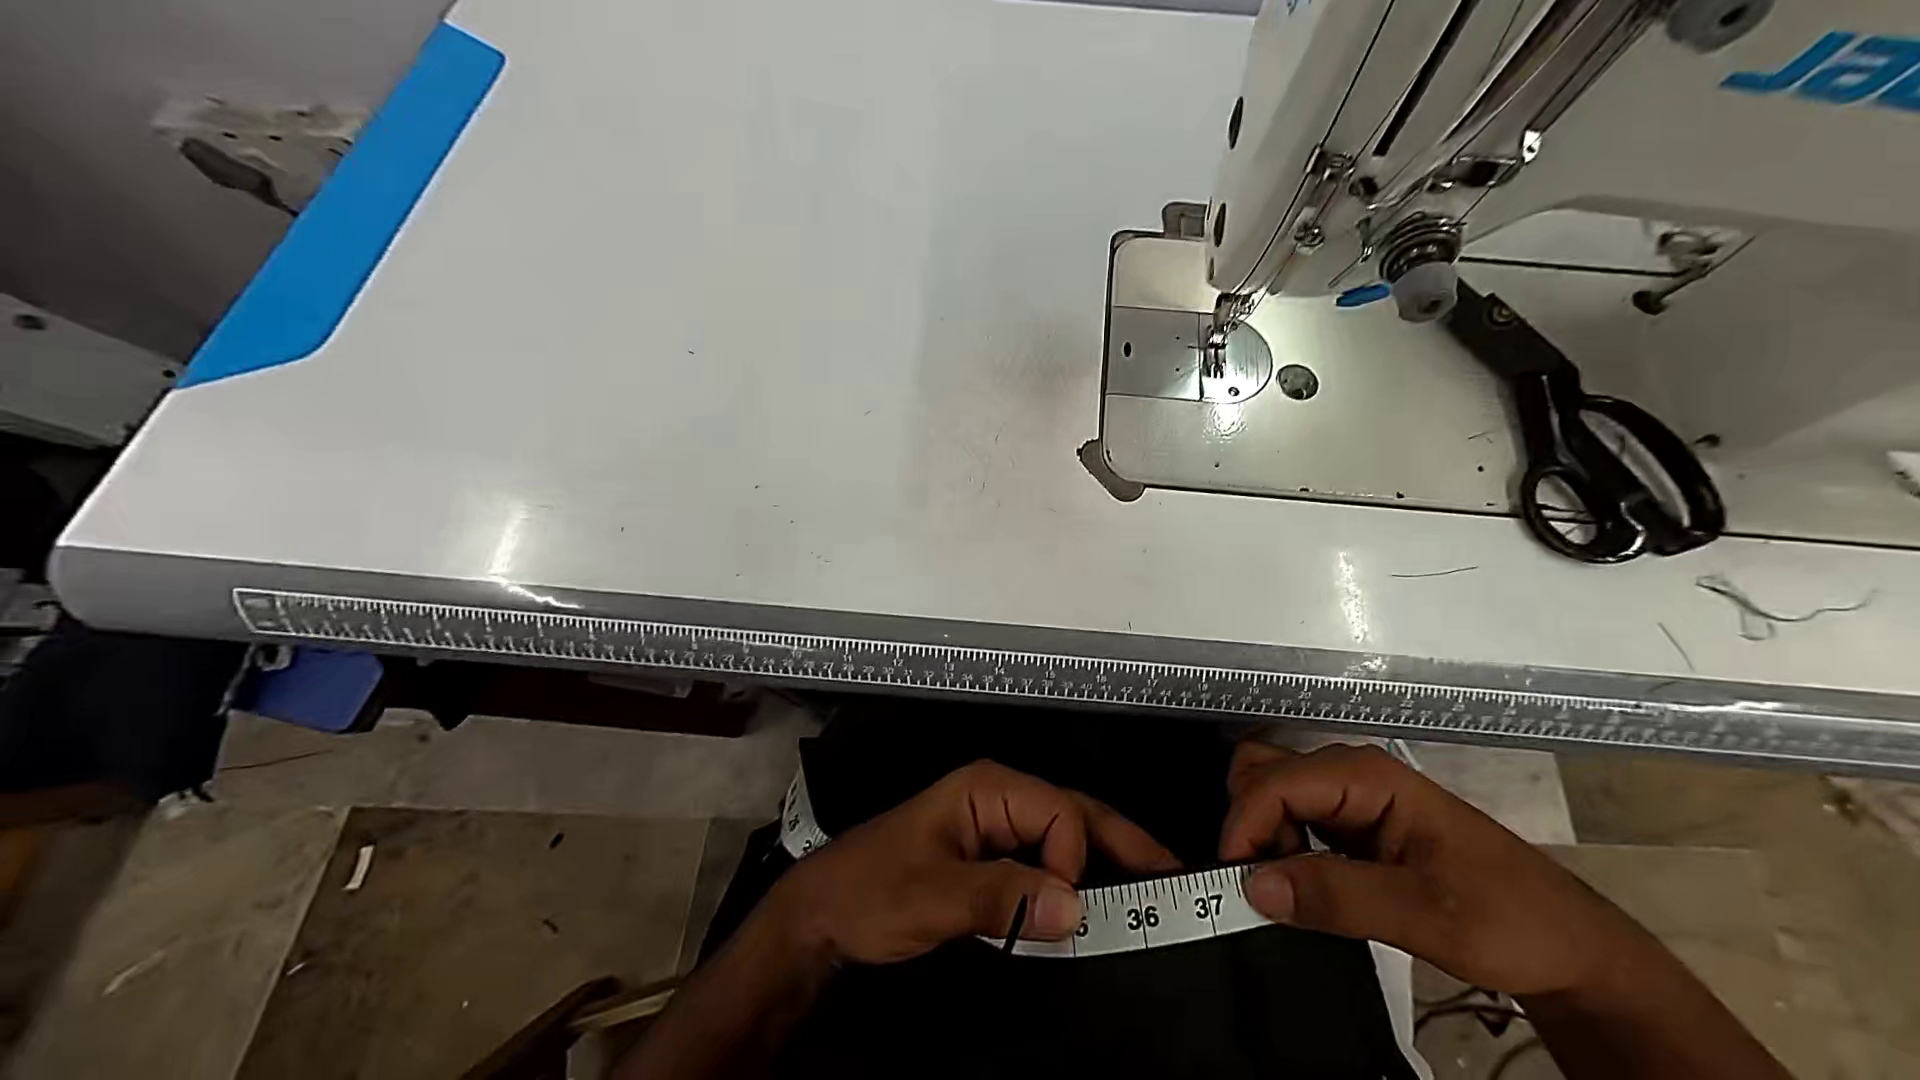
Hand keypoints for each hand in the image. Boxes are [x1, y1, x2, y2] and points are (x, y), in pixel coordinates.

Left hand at [760, 760, 1179, 966]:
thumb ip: (1004, 896)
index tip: (1065, 908)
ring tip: (1152, 891)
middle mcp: (997, 799)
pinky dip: (1073, 882)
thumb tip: (1078, 905)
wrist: (823, 916)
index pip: (1058, 813)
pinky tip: (1099, 904)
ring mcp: (994, 827)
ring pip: (1063, 840)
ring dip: (1104, 865)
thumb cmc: (872, 892)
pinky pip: (1044, 864)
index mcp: (987, 789)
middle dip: (1122, 845)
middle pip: (1072, 816)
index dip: (1073, 859)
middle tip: (1179, 879)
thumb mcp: (933, 895)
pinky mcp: (990, 857)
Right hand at [1221, 741, 1648, 996]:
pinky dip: (1277, 845)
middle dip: (1248, 822)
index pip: (1273, 782)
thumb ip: (1336, 896)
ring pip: (1269, 792)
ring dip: (1261, 835)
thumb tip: (1252, 886)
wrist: (1569, 948)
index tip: (1233, 879)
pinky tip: (1299, 881)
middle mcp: (1349, 773)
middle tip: (1263, 880)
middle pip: (1261, 772)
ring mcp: (1348, 796)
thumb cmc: (1511, 920)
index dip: (1245, 825)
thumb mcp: (1426, 915)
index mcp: (1366, 776)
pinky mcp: (1350, 822)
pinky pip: (1290, 818)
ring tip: (1287, 887)